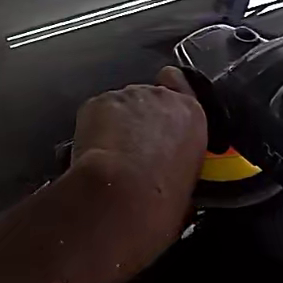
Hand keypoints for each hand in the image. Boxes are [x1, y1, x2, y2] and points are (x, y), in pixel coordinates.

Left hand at [67, 68, 207, 244]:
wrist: (124, 191)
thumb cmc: (164, 197)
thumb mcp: (190, 180)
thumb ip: (181, 158)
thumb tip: (169, 170)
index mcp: (190, 113)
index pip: (179, 85)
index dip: (167, 102)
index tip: (160, 119)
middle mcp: (157, 96)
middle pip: (146, 97)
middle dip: (138, 116)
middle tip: (132, 146)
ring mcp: (124, 96)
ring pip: (118, 104)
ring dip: (115, 122)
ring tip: (110, 153)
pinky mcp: (95, 102)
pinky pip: (95, 111)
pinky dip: (93, 126)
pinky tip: (93, 150)